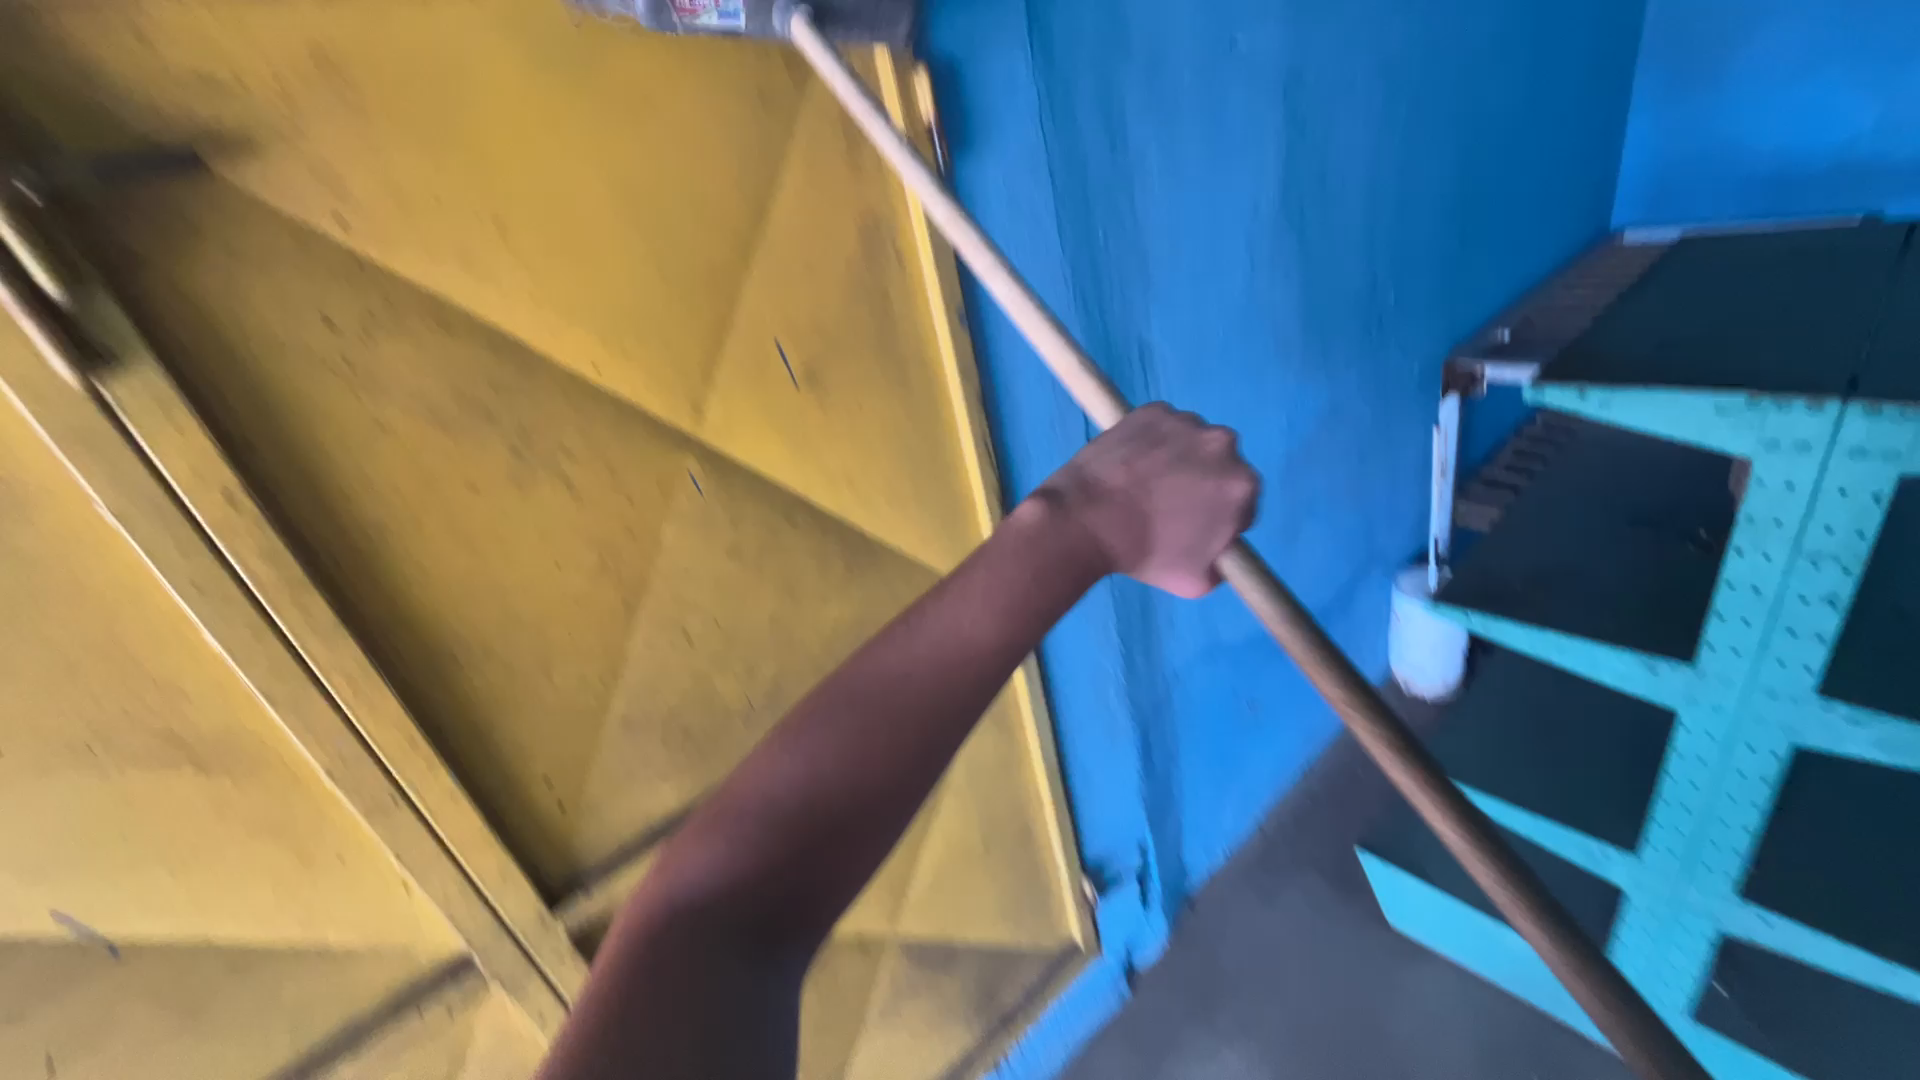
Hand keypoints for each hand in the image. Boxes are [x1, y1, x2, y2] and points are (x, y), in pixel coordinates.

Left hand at [1036, 403, 1259, 597]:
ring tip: (1142, 483)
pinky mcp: (1152, 410)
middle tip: (1164, 504)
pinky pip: (1160, 427)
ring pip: (1190, 443)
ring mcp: (1186, 422)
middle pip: (1219, 467)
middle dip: (1200, 482)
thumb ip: (1222, 564)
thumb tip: (1219, 548)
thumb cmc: (1144, 555)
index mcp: (1243, 486)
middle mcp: (1224, 444)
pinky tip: (1129, 463)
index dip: (1218, 517)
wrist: (1084, 521)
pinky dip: (1150, 441)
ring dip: (1177, 458)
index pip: (1242, 503)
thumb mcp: (1198, 581)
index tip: (1191, 525)